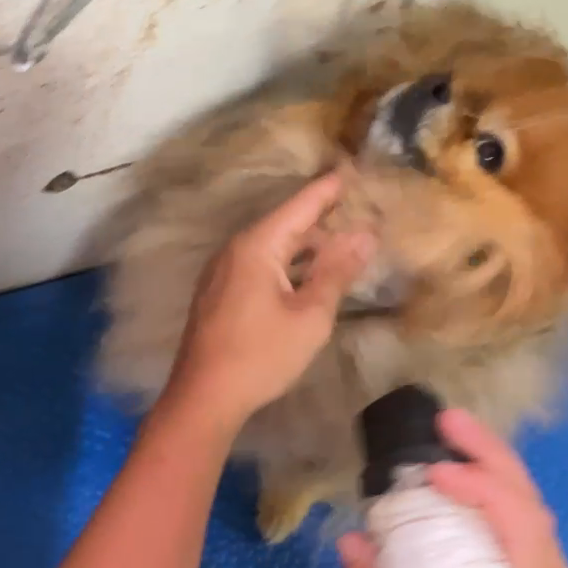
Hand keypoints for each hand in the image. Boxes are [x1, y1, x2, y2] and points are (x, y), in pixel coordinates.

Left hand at [162, 174, 376, 427]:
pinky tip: (306, 280)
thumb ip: (337, 271)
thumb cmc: (259, 356)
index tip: (357, 169)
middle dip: (323, 222)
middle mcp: (233, 251)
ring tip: (342, 250)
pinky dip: (285, 267)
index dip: (332, 188)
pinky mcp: (216, 297)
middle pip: (285, 225)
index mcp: (256, 246)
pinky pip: (257, 268)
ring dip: (305, 249)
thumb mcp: (309, 316)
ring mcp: (219, 275)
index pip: (302, 203)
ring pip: (271, 249)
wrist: (203, 398)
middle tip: (362, 218)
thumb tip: (365, 235)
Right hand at [336, 409, 567, 567]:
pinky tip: (460, 476)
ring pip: (528, 504)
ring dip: (488, 466)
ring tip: (448, 436)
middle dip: (487, 453)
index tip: (430, 469)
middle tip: (443, 419)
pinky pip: (519, 521)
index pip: (518, 520)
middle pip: (528, 498)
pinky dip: (490, 491)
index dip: (478, 485)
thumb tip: (350, 541)